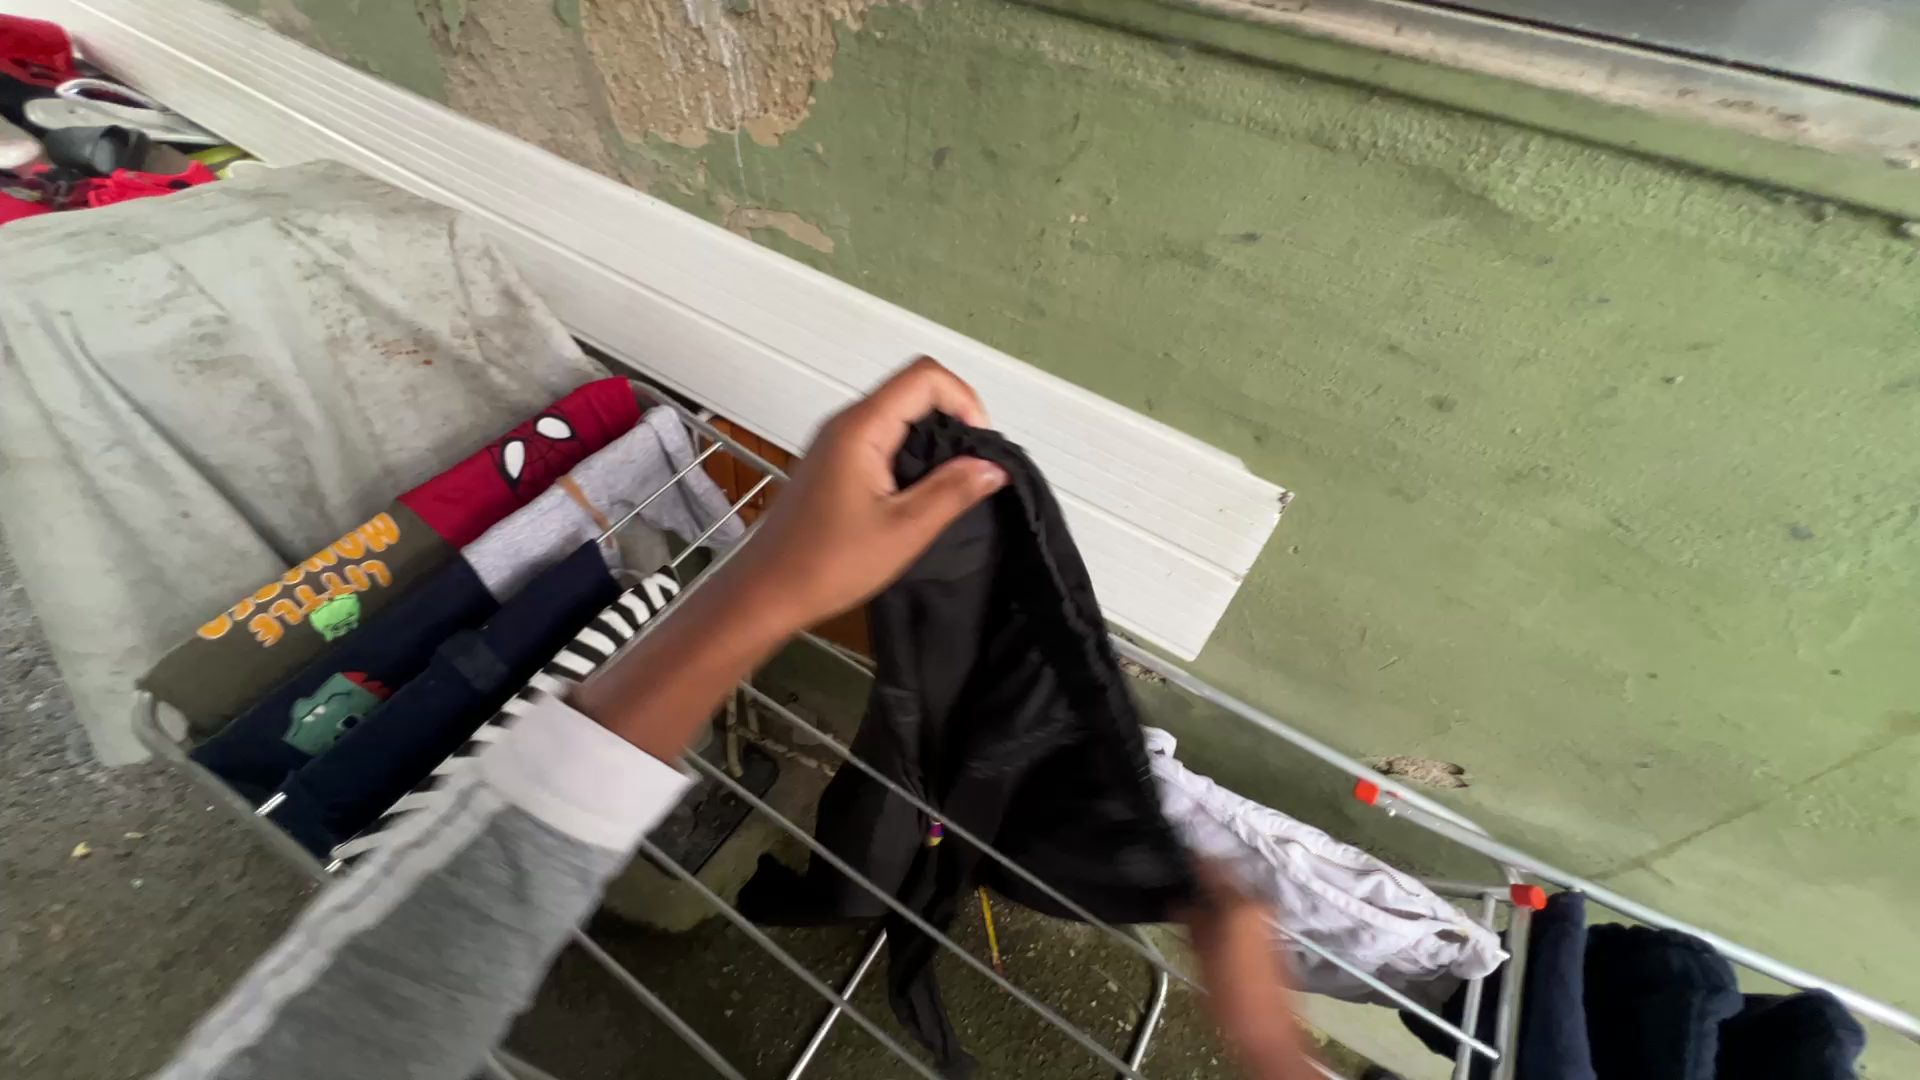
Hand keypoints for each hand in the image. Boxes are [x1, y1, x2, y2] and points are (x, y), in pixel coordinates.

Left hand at [727, 356, 1007, 631]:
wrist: (766, 592)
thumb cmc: (828, 564)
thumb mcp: (904, 530)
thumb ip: (952, 492)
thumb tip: (993, 466)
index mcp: (860, 428)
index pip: (924, 376)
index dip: (964, 400)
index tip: (979, 447)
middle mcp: (845, 424)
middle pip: (912, 390)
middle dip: (953, 418)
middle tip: (972, 468)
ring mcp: (835, 442)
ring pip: (898, 415)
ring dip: (934, 439)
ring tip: (952, 484)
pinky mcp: (833, 463)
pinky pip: (881, 439)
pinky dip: (911, 454)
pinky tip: (920, 494)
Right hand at [1183, 862, 1318, 1079]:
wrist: (1270, 1037)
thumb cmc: (1230, 997)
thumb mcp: (1199, 956)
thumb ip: (1190, 919)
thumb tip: (1180, 900)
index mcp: (1238, 905)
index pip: (1209, 865)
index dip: (1190, 859)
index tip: (1175, 856)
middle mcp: (1258, 906)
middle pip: (1226, 878)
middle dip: (1204, 881)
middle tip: (1183, 891)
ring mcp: (1270, 921)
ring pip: (1236, 896)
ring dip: (1217, 898)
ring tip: (1195, 911)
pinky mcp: (1275, 937)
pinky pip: (1247, 912)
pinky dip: (1231, 913)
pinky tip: (1215, 929)